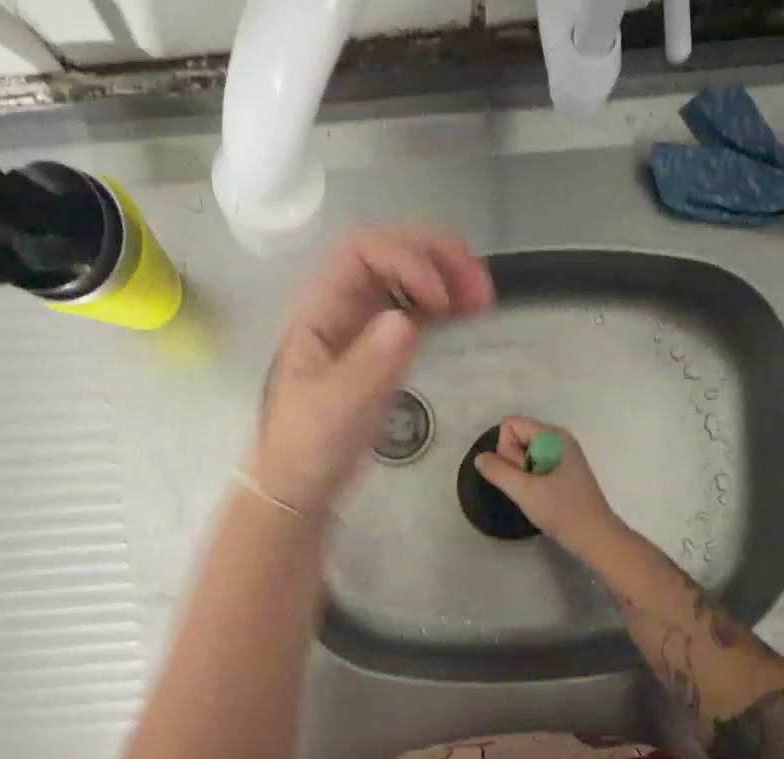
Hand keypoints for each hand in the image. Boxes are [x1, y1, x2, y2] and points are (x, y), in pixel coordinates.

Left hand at [248, 227, 494, 517]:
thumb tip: (407, 320)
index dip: (405, 260)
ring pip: (406, 276)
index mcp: (319, 309)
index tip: (438, 299)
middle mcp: (341, 306)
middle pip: (389, 252)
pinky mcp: (382, 347)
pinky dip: (445, 303)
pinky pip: (415, 308)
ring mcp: (363, 324)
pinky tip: (469, 312)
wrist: (302, 481)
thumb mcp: (337, 406)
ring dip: (446, 274)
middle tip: (477, 285)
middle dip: (436, 257)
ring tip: (482, 296)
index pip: (361, 253)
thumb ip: (370, 363)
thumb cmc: (309, 443)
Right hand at [472, 417, 622, 552]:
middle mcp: (558, 439)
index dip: (507, 449)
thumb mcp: (525, 491)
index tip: (521, 474)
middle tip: (529, 486)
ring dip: (521, 473)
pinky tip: (540, 496)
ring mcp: (562, 455)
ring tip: (535, 493)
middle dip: (513, 461)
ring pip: (524, 453)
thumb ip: (498, 471)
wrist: (594, 536)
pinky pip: (534, 464)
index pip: (511, 424)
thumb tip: (480, 457)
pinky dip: (530, 479)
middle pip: (517, 436)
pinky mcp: (563, 470)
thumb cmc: (562, 511)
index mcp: (553, 436)